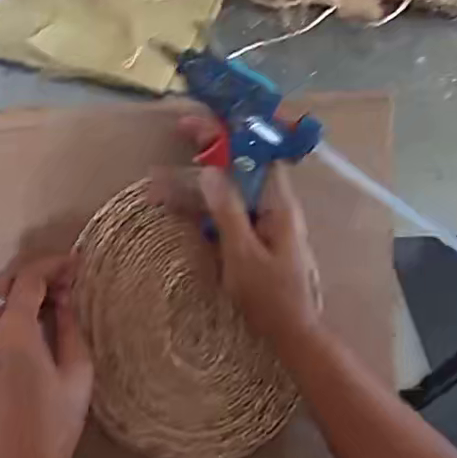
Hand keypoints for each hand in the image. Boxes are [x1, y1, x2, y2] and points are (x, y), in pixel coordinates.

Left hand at [0, 255, 92, 457]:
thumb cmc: (52, 429)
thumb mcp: (76, 374)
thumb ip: (68, 328)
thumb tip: (65, 298)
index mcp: (14, 333)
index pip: (28, 278)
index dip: (53, 263)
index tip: (78, 261)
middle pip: (4, 282)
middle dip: (34, 269)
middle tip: (67, 272)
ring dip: (23, 287)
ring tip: (58, 292)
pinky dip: (15, 306)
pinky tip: (40, 317)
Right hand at [177, 115, 325, 345]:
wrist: (293, 334)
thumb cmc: (270, 297)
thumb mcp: (243, 254)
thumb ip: (227, 211)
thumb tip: (211, 170)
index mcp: (278, 205)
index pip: (257, 155)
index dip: (231, 133)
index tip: (201, 123)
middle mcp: (273, 207)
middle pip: (241, 168)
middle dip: (211, 149)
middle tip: (181, 132)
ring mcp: (265, 223)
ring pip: (231, 191)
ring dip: (200, 182)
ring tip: (163, 179)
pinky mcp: (255, 239)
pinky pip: (229, 214)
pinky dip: (205, 207)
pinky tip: (180, 206)